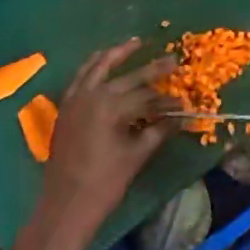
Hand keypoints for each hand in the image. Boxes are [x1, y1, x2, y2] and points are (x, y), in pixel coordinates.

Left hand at [36, 39, 175, 237]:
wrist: (66, 205)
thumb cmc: (105, 183)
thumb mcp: (137, 155)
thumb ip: (159, 130)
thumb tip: (182, 116)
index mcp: (112, 107)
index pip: (147, 96)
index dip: (167, 99)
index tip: (183, 99)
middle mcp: (92, 95)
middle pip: (128, 77)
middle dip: (152, 69)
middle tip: (172, 60)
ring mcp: (76, 99)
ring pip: (98, 66)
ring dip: (117, 54)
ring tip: (135, 43)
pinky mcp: (66, 107)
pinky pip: (80, 77)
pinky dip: (93, 66)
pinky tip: (103, 60)